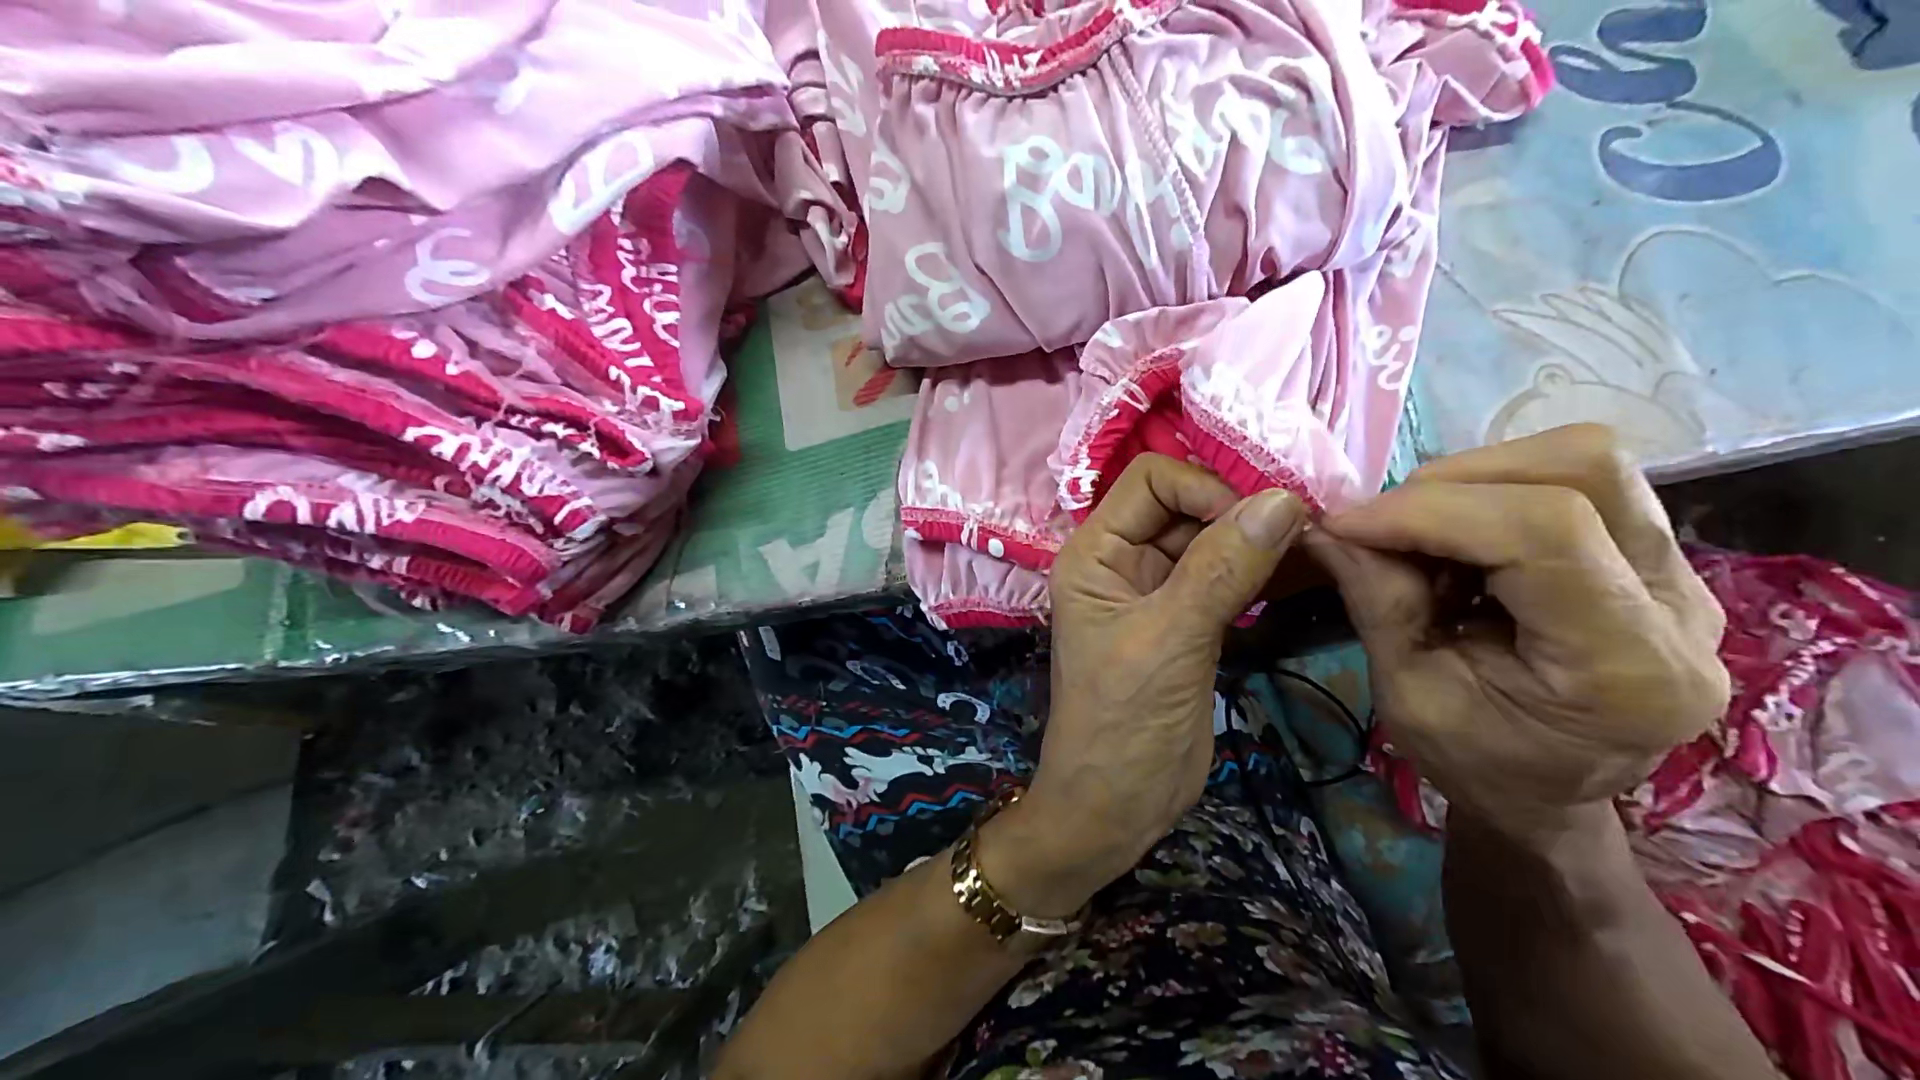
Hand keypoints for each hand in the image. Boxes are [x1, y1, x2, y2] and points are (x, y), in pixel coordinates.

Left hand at [980, 454, 1306, 916]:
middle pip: (1188, 507)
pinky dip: (1264, 575)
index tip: (1258, 524)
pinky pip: (1228, 580)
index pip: (1152, 481)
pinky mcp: (1188, 622)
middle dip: (1245, 514)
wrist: (1115, 806)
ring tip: (1325, 549)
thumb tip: (1282, 498)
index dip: (1206, 489)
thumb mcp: (1169, 640)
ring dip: (1263, 543)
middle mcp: (1123, 561)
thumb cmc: (1123, 724)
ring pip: (1214, 542)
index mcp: (1096, 552)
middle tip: (1316, 531)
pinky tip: (1311, 575)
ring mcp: (1157, 591)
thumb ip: (1221, 570)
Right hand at [1307, 424, 1729, 844]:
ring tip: (1419, 532)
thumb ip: (1378, 602)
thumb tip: (1329, 526)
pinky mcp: (1655, 556)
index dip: (1428, 512)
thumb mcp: (1408, 697)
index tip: (1344, 525)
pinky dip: (1490, 491)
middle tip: (1383, 525)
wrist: (1549, 792)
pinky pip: (1575, 482)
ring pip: (1583, 462)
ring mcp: (1682, 574)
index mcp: (1625, 668)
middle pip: (1580, 472)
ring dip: (1472, 479)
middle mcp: (1680, 607)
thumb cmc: (1476, 763)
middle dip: (1453, 482)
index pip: (1544, 533)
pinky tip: (1454, 539)